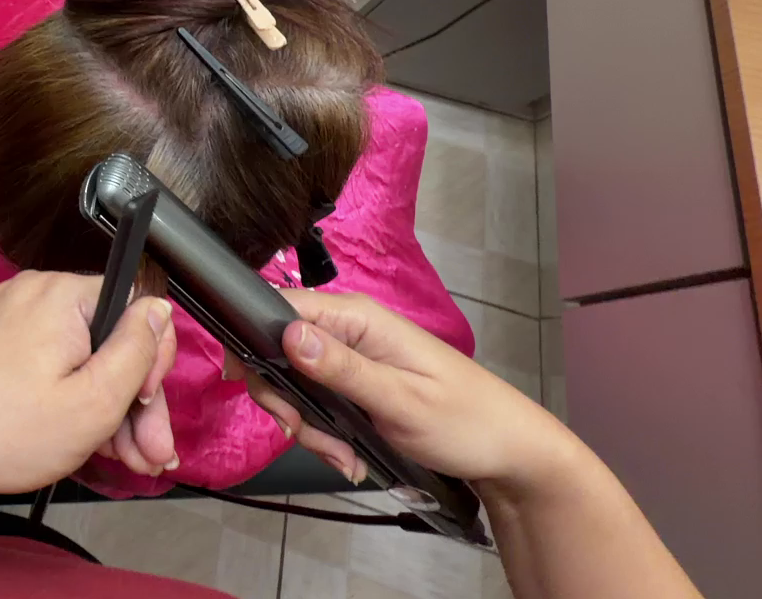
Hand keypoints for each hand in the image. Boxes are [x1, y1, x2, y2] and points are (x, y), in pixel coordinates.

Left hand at [0, 271, 178, 498]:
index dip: (152, 361)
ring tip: (125, 462)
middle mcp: (37, 292)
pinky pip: (52, 359)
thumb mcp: (93, 399)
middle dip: (135, 399)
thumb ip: (137, 350)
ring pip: (81, 354)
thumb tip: (159, 307)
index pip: (135, 307)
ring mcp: (13, 314)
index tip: (149, 408)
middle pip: (108, 337)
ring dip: (107, 406)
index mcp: (62, 293)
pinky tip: (86, 440)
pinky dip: (71, 395)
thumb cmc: (8, 429)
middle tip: (150, 456)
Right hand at [226, 290, 580, 490]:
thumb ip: (340, 367)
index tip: (245, 382)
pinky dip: (322, 430)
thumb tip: (287, 333)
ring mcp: (347, 354)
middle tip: (300, 433)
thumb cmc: (467, 422)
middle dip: (283, 398)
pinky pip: (315, 398)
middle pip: (276, 349)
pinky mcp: (351, 380)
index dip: (250, 338)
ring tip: (343, 456)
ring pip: (293, 381)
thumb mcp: (401, 400)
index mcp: (354, 317)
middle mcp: (344, 328)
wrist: (516, 455)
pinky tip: (347, 453)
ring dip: (306, 423)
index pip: (277, 306)